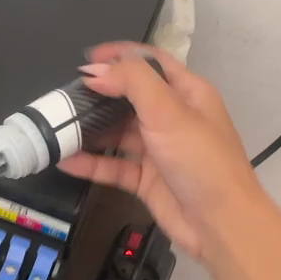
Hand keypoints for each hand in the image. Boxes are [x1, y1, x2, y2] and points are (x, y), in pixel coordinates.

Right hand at [57, 43, 264, 257]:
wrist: (221, 224)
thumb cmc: (202, 161)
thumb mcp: (169, 111)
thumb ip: (132, 82)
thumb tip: (96, 70)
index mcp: (187, 93)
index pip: (150, 62)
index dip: (120, 55)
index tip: (86, 60)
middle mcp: (173, 117)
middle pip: (129, 97)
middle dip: (99, 94)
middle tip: (66, 95)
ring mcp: (159, 149)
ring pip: (118, 133)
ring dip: (90, 130)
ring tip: (59, 126)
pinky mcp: (147, 179)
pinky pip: (114, 166)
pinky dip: (92, 163)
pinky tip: (67, 160)